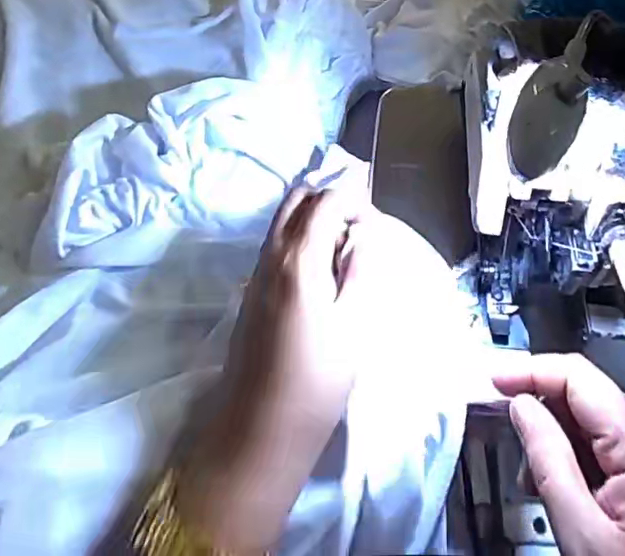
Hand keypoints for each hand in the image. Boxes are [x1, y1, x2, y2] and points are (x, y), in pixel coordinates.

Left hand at [178, 182, 375, 551]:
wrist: (253, 438)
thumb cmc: (314, 385)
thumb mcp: (354, 327)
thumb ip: (360, 270)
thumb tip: (363, 234)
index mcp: (299, 264)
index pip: (324, 203)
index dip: (350, 189)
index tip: (373, 189)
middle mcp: (272, 260)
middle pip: (295, 201)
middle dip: (326, 187)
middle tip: (359, 191)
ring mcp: (256, 276)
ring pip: (282, 219)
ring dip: (312, 206)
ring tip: (346, 214)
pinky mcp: (252, 293)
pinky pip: (278, 240)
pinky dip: (301, 227)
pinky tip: (323, 246)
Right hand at [492, 353, 624, 555]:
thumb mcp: (584, 535)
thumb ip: (550, 462)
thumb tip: (522, 404)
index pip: (579, 376)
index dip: (532, 369)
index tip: (492, 379)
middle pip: (590, 394)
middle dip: (543, 402)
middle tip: (503, 428)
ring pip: (600, 421)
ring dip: (559, 433)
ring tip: (529, 475)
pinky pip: (614, 448)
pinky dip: (581, 456)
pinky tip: (561, 487)